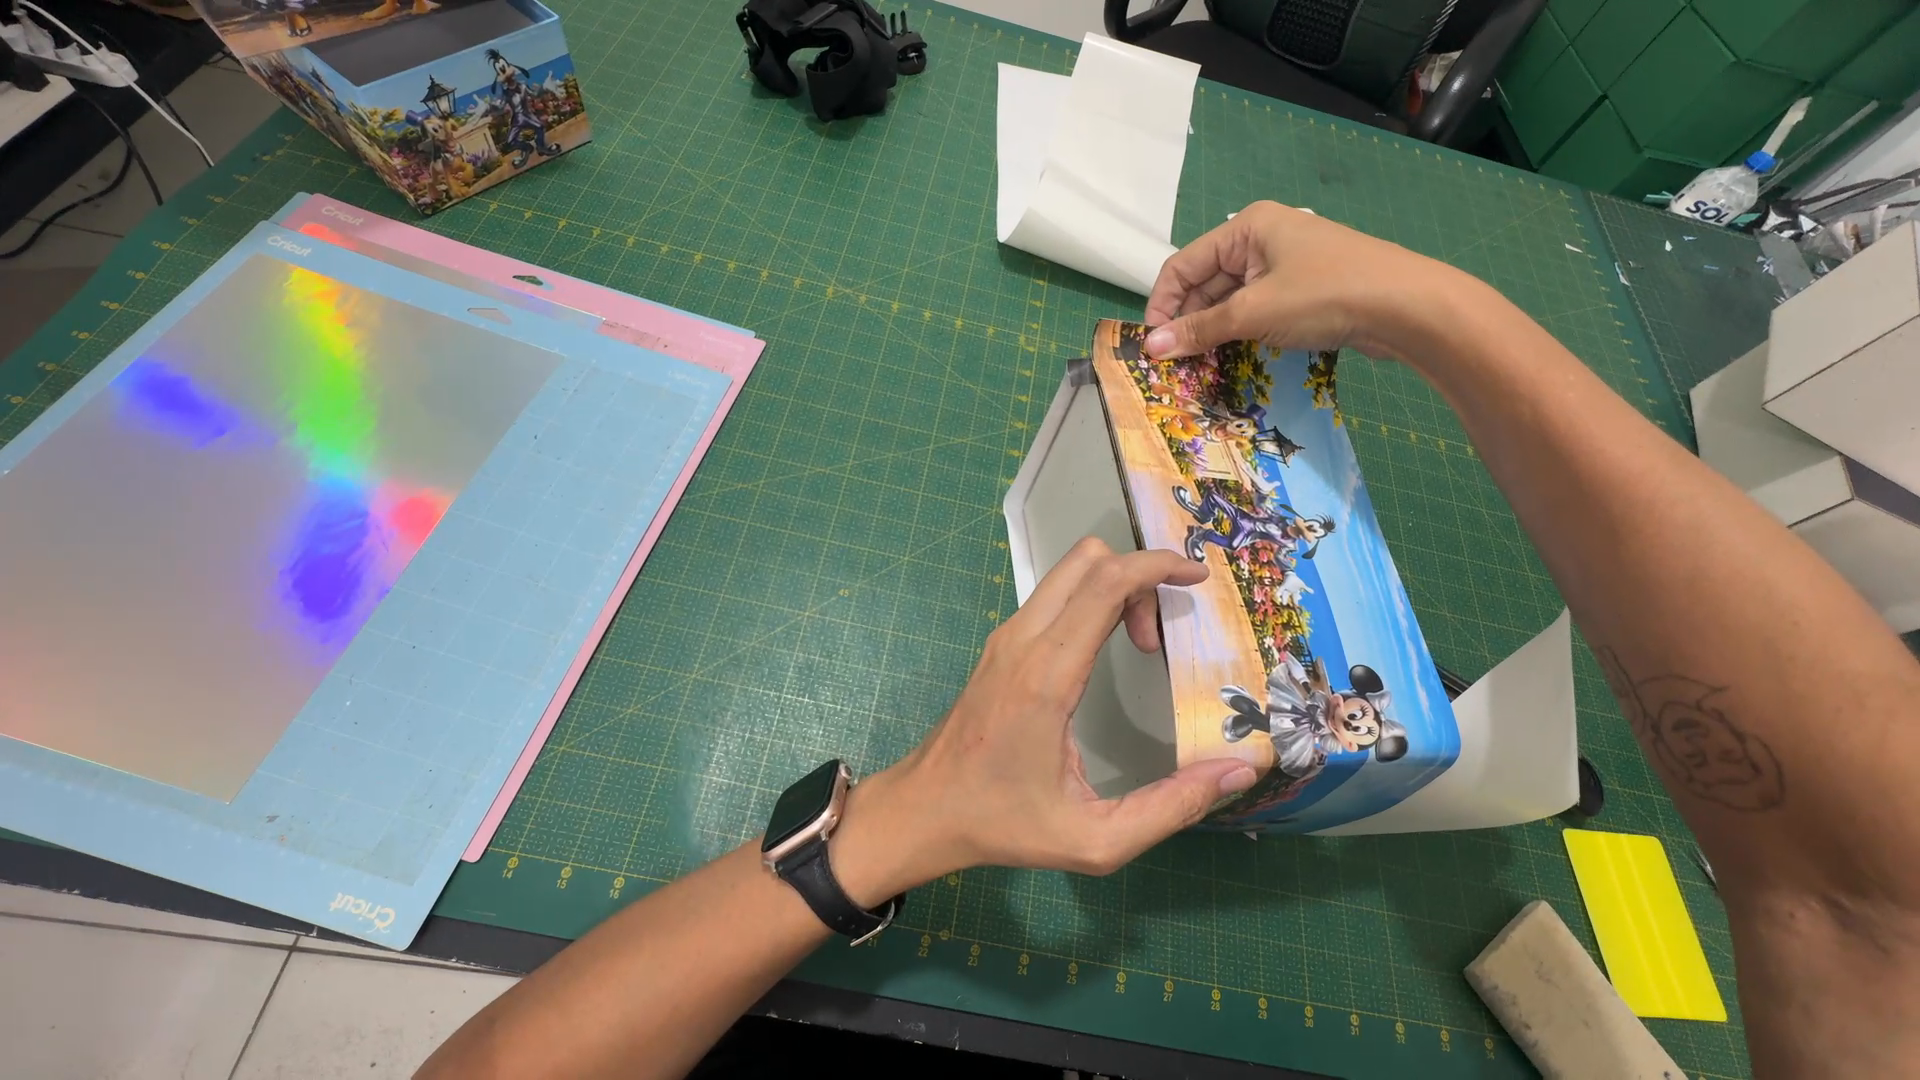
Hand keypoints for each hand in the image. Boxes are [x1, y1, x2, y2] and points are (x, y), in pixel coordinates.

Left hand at [832, 539, 1257, 902]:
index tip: (1198, 577)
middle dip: (1140, 575)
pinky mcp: (1000, 645)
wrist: (923, 810)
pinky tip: (1111, 644)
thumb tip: (1244, 769)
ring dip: (1115, 587)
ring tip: (1143, 644)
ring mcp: (1005, 637)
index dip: (1157, 566)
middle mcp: (1022, 640)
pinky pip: (1053, 596)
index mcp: (1046, 675)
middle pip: (1087, 560)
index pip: (1104, 584)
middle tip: (1164, 632)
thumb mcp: (1096, 839)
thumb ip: (1172, 806)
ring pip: (1068, 572)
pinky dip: (1092, 598)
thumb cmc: (1004, 824)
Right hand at [1142, 201, 1464, 361]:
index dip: (1163, 305)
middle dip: (1187, 321)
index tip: (1153, 345)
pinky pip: (1254, 309)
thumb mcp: (1254, 312)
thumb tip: (1151, 348)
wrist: (1408, 306)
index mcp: (1246, 228)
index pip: (1183, 265)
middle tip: (1175, 363)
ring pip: (1229, 299)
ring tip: (1198, 365)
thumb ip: (1199, 330)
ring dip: (1211, 330)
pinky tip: (1229, 356)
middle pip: (1205, 283)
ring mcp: (1283, 265)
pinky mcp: (1300, 290)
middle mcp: (1261, 239)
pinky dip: (1237, 332)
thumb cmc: (1325, 295)